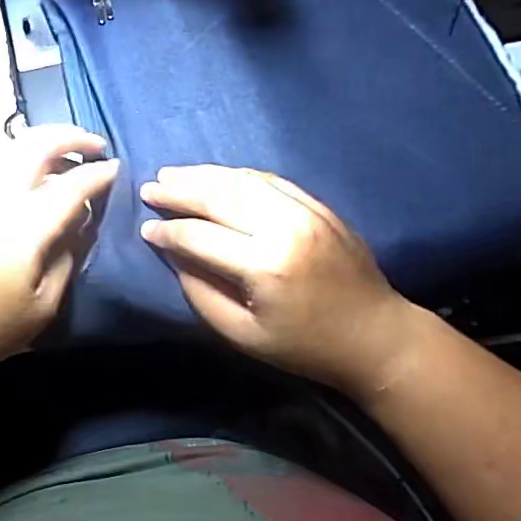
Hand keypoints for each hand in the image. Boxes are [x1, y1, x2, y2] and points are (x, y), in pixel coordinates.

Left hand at [0, 125, 118, 387]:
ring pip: (11, 148)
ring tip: (70, 158)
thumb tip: (82, 217)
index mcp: (20, 229)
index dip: (99, 174)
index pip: (69, 186)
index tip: (120, 168)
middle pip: (34, 145)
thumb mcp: (43, 304)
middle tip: (97, 146)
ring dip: (45, 143)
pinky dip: (24, 157)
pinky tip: (39, 176)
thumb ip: (68, 253)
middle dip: (70, 137)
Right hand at [140, 165, 417, 395]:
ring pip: (243, 180)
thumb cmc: (304, 346)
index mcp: (264, 265)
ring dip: (204, 175)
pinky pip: (270, 179)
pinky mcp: (319, 206)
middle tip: (150, 187)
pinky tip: (216, 177)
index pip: (200, 236)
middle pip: (220, 196)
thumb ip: (201, 293)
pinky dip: (237, 175)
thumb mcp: (242, 335)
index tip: (145, 229)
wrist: (375, 336)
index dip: (168, 232)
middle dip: (179, 191)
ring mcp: (306, 210)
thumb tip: (175, 256)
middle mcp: (284, 227)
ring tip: (173, 175)